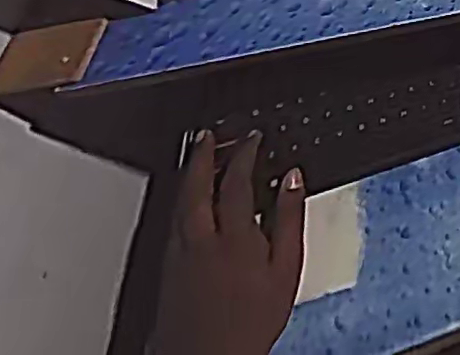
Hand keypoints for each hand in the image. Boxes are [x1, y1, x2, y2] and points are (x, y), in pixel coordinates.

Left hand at [158, 131, 304, 354]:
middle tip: (210, 135)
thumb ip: (289, 218)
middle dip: (205, 155)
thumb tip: (293, 179)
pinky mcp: (166, 271)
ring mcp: (179, 256)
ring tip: (198, 155)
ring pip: (180, 202)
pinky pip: (172, 220)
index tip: (253, 138)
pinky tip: (187, 199)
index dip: (246, 154)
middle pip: (198, 185)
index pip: (237, 181)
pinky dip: (181, 199)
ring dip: (190, 173)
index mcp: (234, 237)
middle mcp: (202, 241)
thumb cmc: (249, 325)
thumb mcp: (286, 270)